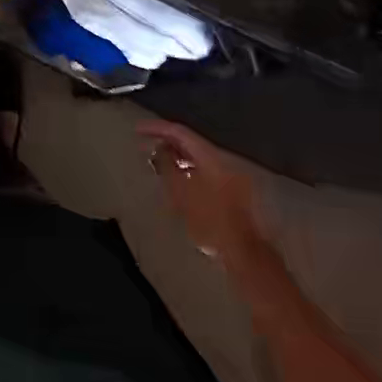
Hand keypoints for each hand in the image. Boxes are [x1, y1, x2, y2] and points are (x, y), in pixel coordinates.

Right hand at [136, 119, 264, 263]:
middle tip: (146, 143)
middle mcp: (225, 161)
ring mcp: (233, 175)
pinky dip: (191, 168)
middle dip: (168, 141)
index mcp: (212, 157)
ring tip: (158, 160)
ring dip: (179, 156)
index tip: (138, 130)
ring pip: (200, 157)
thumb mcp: (179, 192)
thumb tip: (160, 148)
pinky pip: (207, 169)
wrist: (244, 253)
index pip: (180, 133)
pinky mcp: (235, 190)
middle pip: (192, 143)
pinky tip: (179, 177)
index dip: (157, 128)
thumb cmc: (208, 220)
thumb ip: (167, 165)